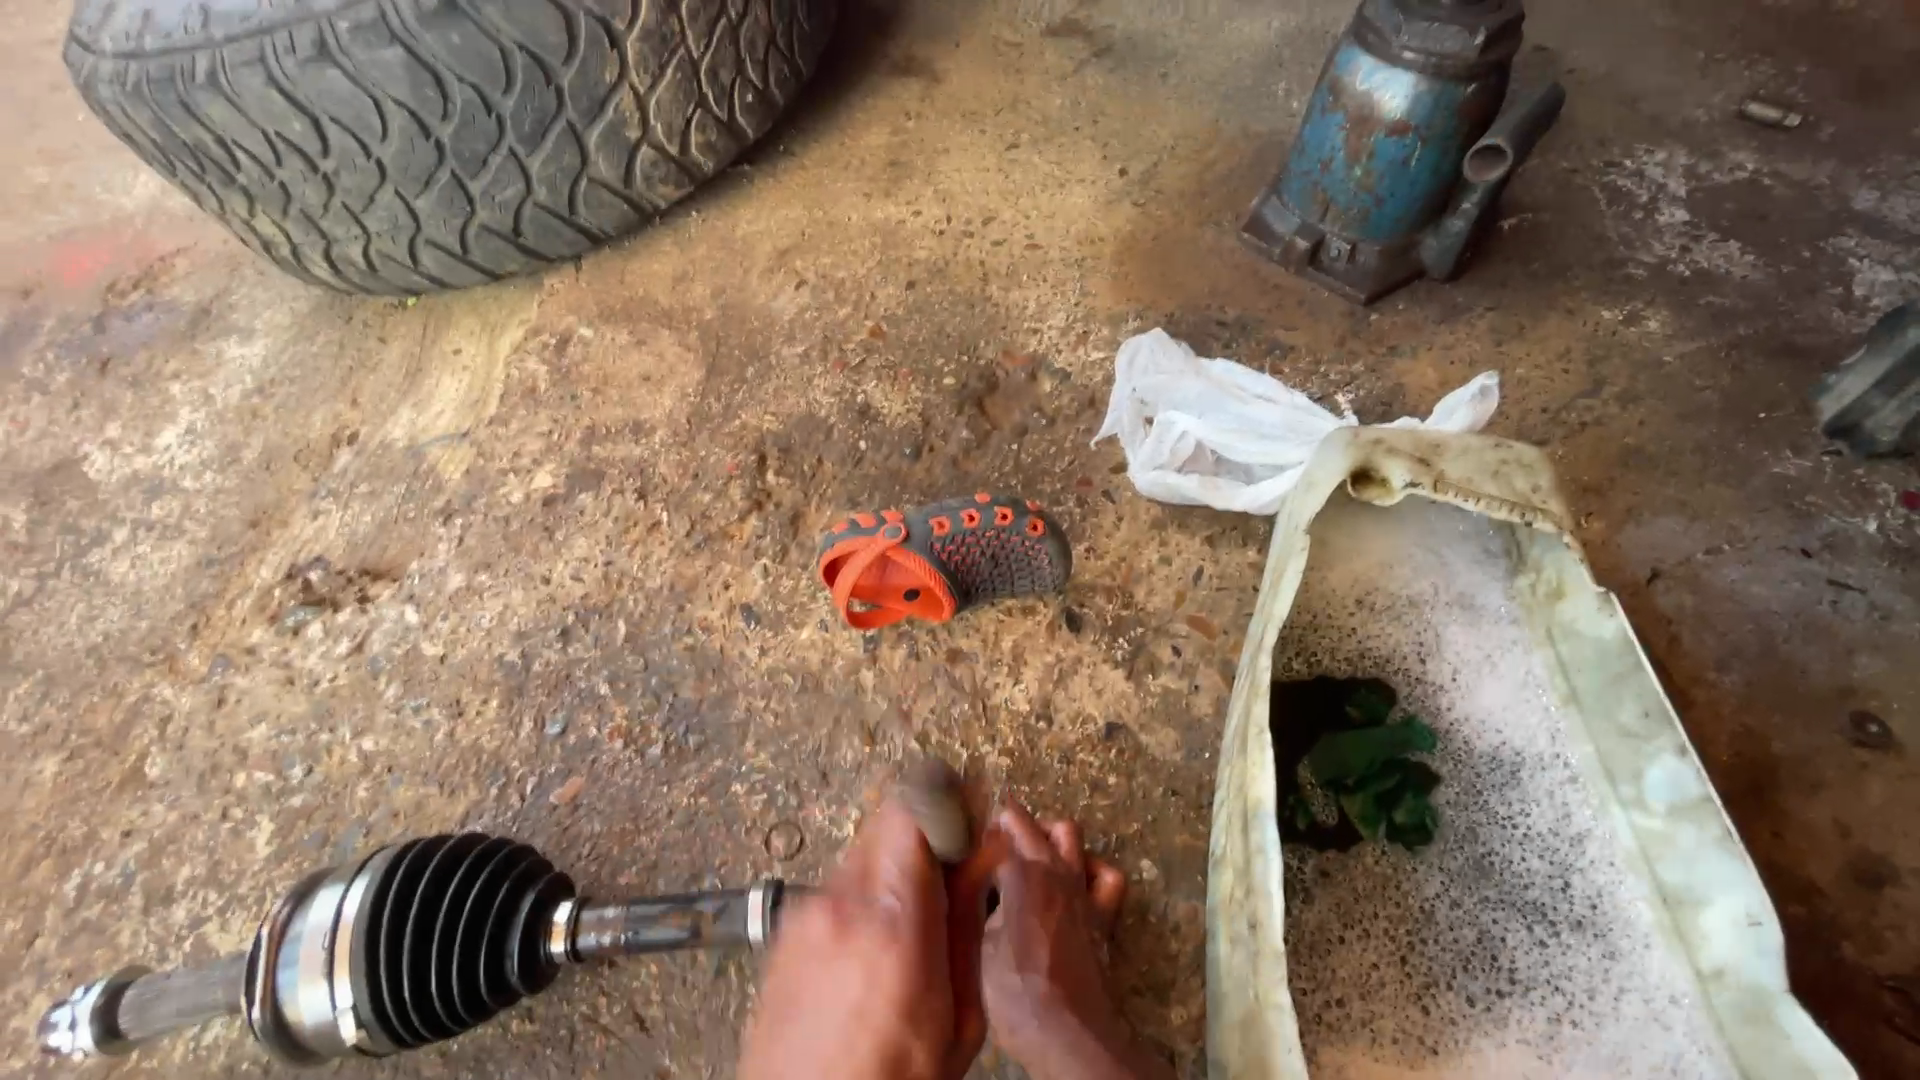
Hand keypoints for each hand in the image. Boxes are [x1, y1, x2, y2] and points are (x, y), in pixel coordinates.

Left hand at [739, 797, 981, 1079]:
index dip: (950, 801)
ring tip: (914, 918)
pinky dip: (866, 891)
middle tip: (951, 869)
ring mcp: (807, 912)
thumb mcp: (957, 1019)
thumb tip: (987, 855)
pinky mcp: (787, 925)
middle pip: (891, 817)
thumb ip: (968, 922)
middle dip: (928, 831)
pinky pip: (838, 881)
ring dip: (897, 862)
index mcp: (894, 926)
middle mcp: (842, 905)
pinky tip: (876, 942)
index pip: (916, 807)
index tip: (971, 819)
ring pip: (866, 846)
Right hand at [962, 803, 1170, 1079]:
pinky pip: (1106, 875)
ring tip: (1029, 853)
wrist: (1067, 1032)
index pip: (992, 834)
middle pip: (1028, 824)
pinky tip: (1075, 880)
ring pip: (1069, 833)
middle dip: (1006, 825)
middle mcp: (1053, 868)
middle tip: (986, 844)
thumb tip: (976, 882)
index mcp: (1019, 871)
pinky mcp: (1102, 912)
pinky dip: (1091, 868)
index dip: (974, 839)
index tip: (962, 849)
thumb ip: (979, 901)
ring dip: (1047, 834)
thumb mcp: (978, 942)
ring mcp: (1082, 888)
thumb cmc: (1013, 990)